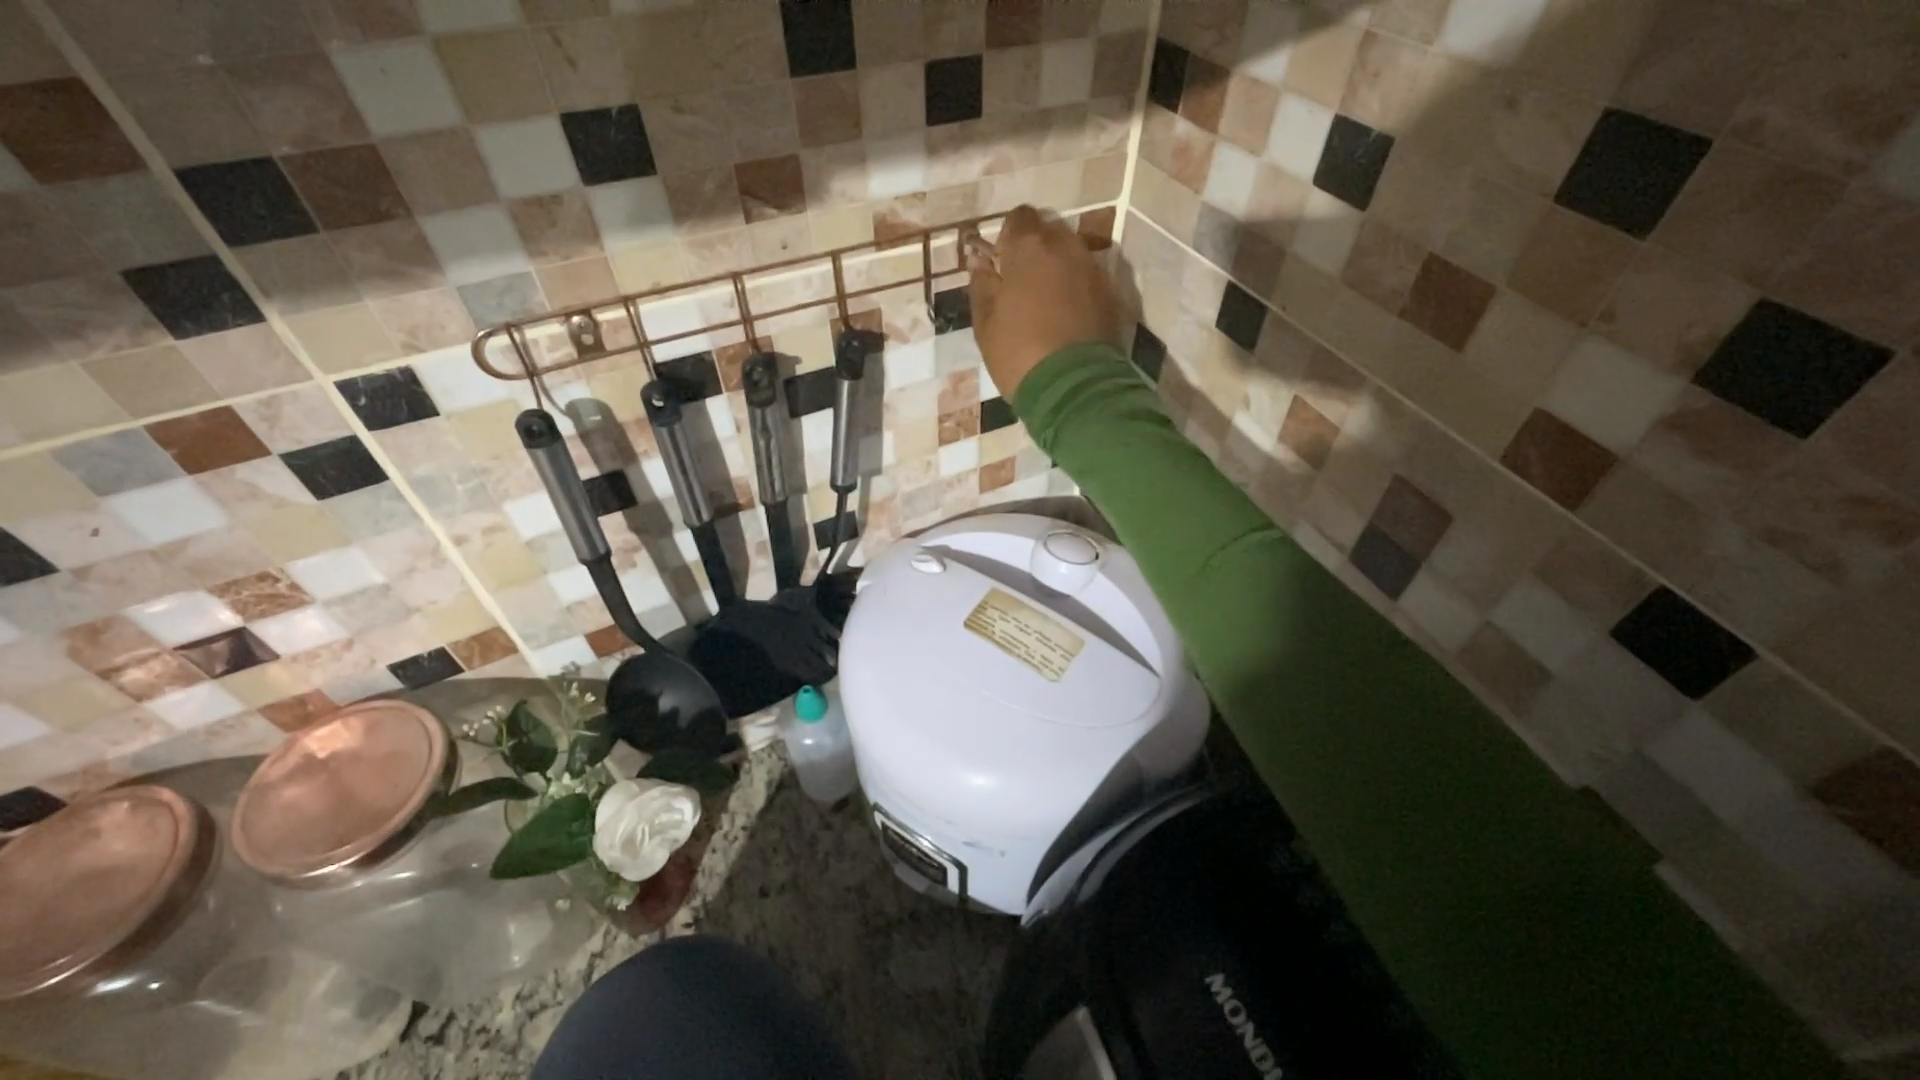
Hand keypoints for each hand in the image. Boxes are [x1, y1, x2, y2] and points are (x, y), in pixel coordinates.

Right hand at [967, 205, 1120, 398]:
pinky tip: (1067, 315)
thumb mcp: (985, 322)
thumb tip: (978, 258)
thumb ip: (981, 283)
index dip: (1008, 236)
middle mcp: (1066, 248)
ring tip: (1046, 300)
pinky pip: (1089, 278)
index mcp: (1029, 248)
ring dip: (1058, 267)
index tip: (1001, 262)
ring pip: (1072, 254)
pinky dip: (1077, 287)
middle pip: (1049, 231)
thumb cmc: (1019, 353)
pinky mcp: (1112, 294)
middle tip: (1022, 282)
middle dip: (1036, 248)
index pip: (1019, 217)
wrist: (1074, 388)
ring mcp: (1094, 270)